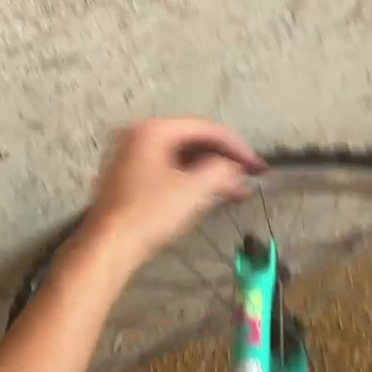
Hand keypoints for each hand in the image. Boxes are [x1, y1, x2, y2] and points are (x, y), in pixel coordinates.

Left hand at [78, 118, 264, 263]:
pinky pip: (167, 169)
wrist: (110, 242)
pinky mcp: (128, 176)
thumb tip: (235, 167)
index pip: (206, 128)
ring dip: (210, 172)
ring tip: (237, 191)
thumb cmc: (150, 212)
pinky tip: (211, 195)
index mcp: (152, 130)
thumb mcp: (194, 190)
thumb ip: (221, 170)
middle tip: (251, 178)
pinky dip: (190, 179)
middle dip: (223, 160)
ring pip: (180, 157)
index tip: (261, 168)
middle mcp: (138, 135)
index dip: (237, 147)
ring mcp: (130, 155)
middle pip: (192, 140)